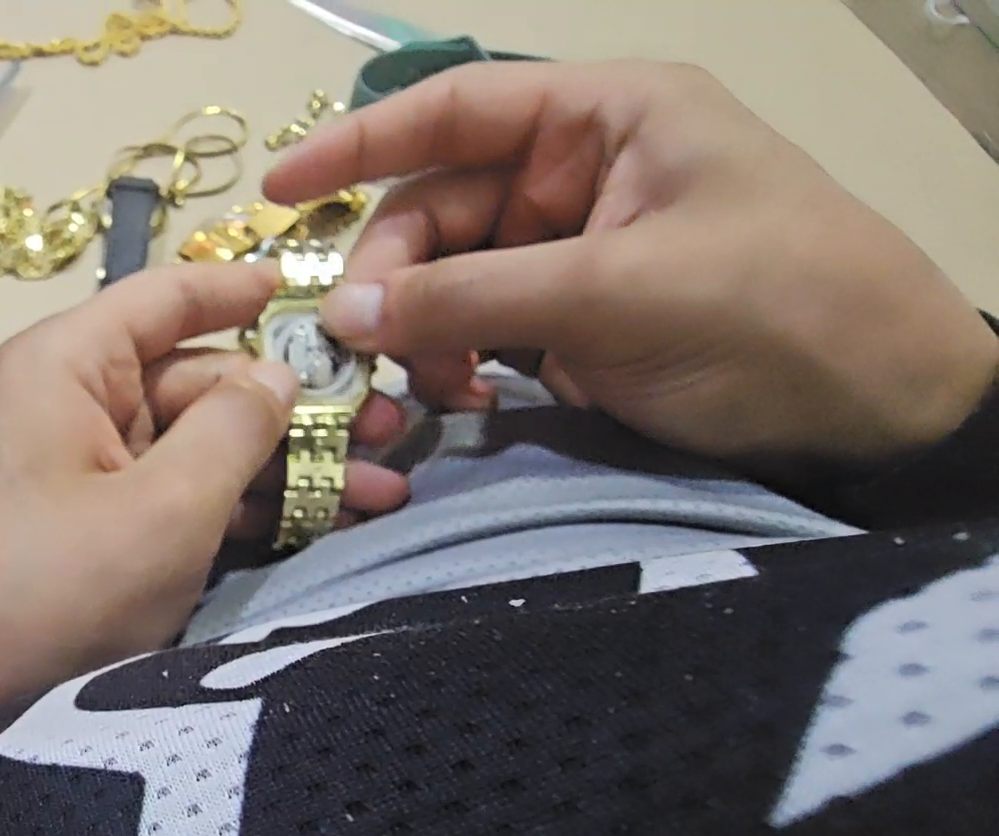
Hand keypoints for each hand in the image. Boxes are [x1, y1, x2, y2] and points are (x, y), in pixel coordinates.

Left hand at [0, 262, 404, 779]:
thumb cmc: (61, 593)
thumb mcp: (166, 507)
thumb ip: (236, 428)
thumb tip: (280, 374)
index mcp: (66, 366)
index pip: (164, 298)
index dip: (245, 291)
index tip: (325, 294)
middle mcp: (72, 402)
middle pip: (198, 378)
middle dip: (293, 408)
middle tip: (390, 427)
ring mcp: (86, 465)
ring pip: (199, 443)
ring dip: (284, 465)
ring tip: (382, 488)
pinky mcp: (101, 520)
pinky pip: (180, 492)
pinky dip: (242, 506)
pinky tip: (323, 521)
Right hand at [264, 61, 998, 476]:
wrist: (861, 418)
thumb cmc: (773, 318)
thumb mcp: (618, 293)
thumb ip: (470, 297)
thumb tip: (342, 314)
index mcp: (603, 123)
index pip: (455, 112)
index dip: (358, 144)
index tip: (280, 191)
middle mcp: (566, 178)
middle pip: (428, 213)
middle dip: (389, 279)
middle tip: (360, 343)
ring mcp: (551, 254)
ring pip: (433, 280)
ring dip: (412, 334)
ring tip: (429, 385)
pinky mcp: (545, 320)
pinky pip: (456, 328)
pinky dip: (439, 362)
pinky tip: (457, 394)